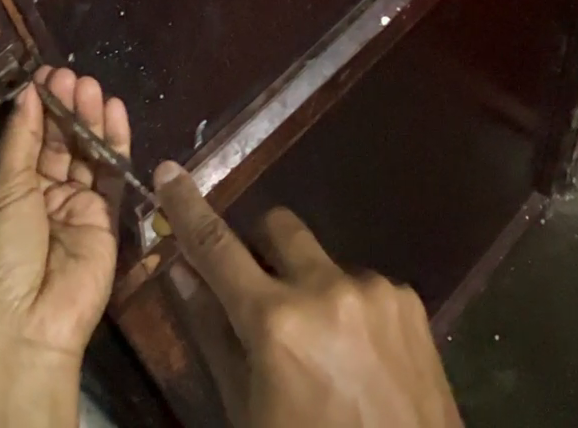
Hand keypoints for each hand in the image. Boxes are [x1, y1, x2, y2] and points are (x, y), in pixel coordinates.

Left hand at [0, 68, 130, 427]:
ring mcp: (78, 208)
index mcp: (11, 192)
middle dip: (65, 108)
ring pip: (88, 155)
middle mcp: (44, 197)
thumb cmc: (0, 253)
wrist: (26, 323)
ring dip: (89, 119)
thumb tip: (27, 93)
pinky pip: (112, 175)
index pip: (29, 140)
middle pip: (60, 144)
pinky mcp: (108, 219)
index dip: (38, 108)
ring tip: (91, 85)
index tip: (47, 74)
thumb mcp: (4, 191)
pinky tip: (115, 111)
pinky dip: (116, 143)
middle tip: (71, 74)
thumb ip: (22, 141)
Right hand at [154, 163, 462, 427]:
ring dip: (310, 285)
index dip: (187, 207)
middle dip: (261, 246)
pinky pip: (362, 282)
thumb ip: (213, 335)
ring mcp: (374, 289)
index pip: (217, 247)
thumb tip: (183, 273)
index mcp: (276, 322)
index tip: (169, 172)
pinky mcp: (409, 300)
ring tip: (324, 345)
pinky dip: (350, 307)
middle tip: (260, 290)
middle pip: (277, 225)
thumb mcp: (247, 410)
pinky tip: (360, 355)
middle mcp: (326, 289)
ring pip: (321, 258)